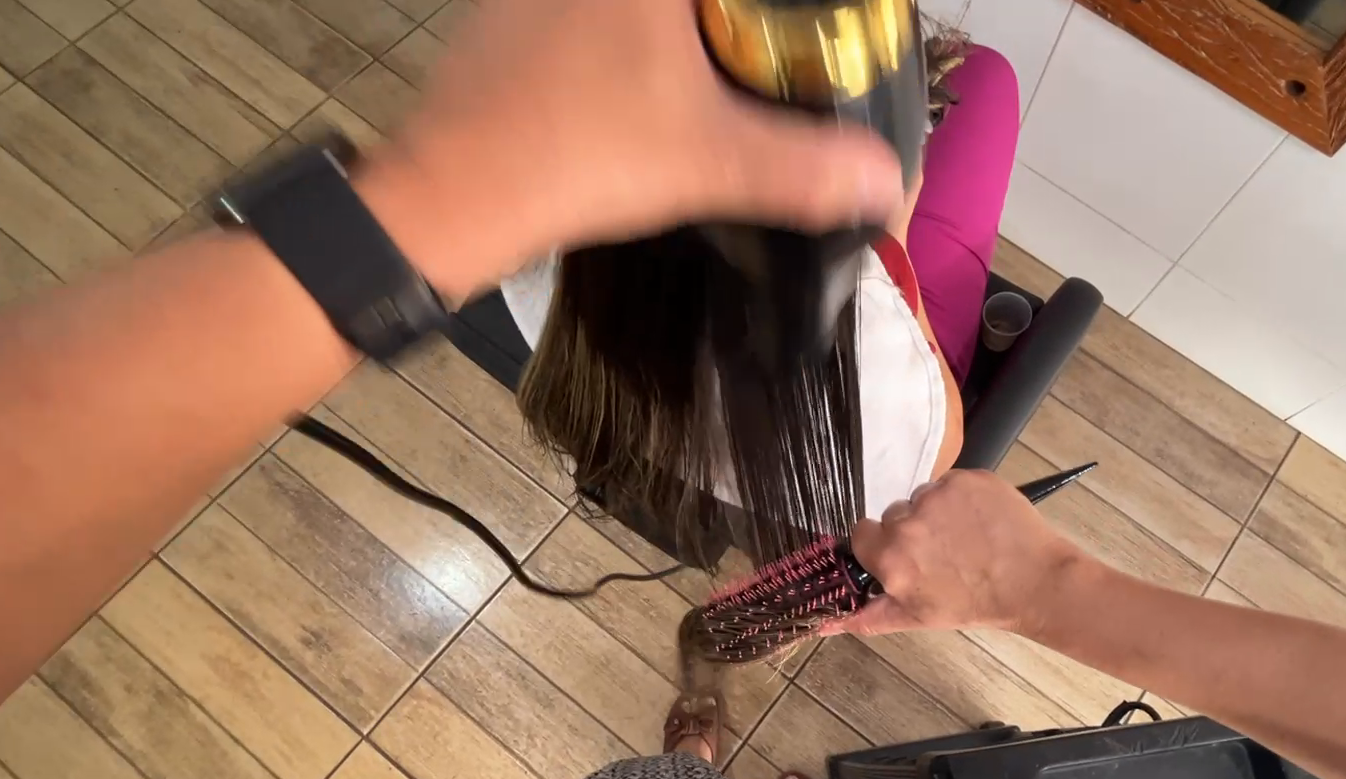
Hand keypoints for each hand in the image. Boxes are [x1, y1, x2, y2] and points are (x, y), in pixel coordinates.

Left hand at [363, 0, 905, 293]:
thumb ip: (801, 167)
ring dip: (694, 39)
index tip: (815, 37)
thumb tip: (885, 179)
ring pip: (650, 15)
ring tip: (724, 72)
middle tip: (776, 60)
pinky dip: (638, 40)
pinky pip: (607, 20)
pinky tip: (649, 84)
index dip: (788, 20)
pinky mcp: (522, 14)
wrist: (460, 192)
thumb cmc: (584, 157)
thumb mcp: (710, 163)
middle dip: (739, 31)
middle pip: (705, 5)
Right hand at [830, 470, 1089, 637]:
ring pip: (920, 497)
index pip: (862, 533)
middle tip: (939, 551)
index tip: (902, 555)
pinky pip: (949, 482)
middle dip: (910, 529)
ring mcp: (939, 496)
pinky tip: (978, 521)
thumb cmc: (974, 604)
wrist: (1034, 583)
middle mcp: (909, 523)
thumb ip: (865, 617)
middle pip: (893, 514)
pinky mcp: (967, 478)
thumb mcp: (915, 618)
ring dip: (935, 512)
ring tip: (963, 536)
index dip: (881, 545)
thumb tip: (822, 624)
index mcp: (891, 558)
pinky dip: (961, 498)